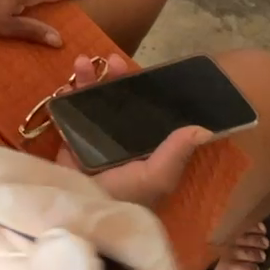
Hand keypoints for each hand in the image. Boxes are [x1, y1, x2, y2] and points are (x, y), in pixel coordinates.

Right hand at [54, 55, 211, 208]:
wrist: (86, 210)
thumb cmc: (128, 195)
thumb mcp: (158, 176)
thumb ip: (176, 152)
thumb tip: (204, 127)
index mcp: (142, 144)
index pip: (142, 109)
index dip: (138, 87)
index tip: (132, 67)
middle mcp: (117, 136)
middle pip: (114, 99)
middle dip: (110, 78)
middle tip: (108, 59)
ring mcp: (90, 136)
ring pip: (89, 101)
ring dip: (86, 80)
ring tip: (81, 62)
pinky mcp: (67, 138)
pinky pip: (65, 112)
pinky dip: (64, 97)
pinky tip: (65, 85)